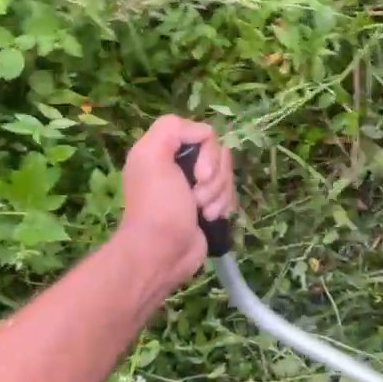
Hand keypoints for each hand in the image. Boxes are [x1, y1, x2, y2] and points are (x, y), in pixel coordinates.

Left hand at [115, 115, 236, 289]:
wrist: (163, 252)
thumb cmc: (159, 206)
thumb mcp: (152, 156)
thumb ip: (172, 129)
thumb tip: (205, 134)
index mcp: (163, 150)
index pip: (204, 133)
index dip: (208, 152)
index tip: (198, 174)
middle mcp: (180, 165)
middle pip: (220, 155)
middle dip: (215, 178)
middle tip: (197, 197)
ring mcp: (196, 187)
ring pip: (227, 176)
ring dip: (219, 195)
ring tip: (203, 212)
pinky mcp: (208, 205)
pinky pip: (230, 194)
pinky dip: (224, 206)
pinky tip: (210, 218)